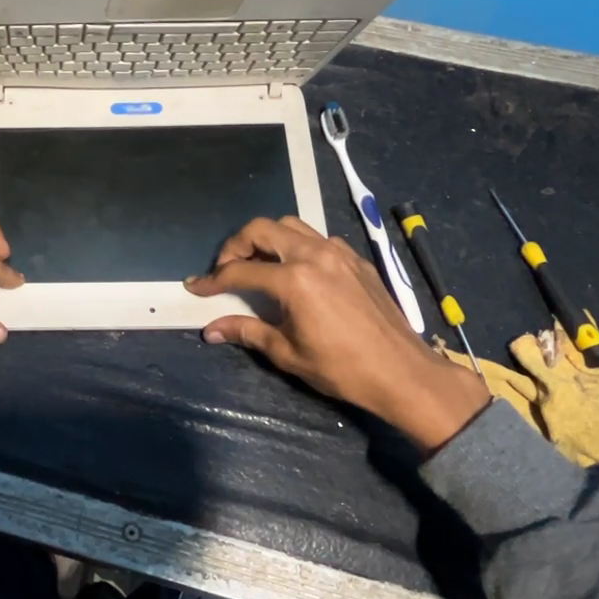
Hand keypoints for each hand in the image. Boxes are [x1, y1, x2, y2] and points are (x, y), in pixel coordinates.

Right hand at [185, 217, 489, 452]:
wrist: (402, 373)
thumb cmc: (342, 369)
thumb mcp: (287, 353)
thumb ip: (246, 331)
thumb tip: (211, 330)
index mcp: (295, 280)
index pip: (240, 271)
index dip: (213, 280)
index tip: (196, 287)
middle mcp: (315, 255)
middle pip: (262, 229)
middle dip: (235, 245)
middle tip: (226, 269)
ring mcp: (339, 253)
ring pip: (291, 225)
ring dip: (267, 239)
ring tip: (257, 264)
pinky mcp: (356, 259)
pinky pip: (317, 238)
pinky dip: (296, 245)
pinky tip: (295, 271)